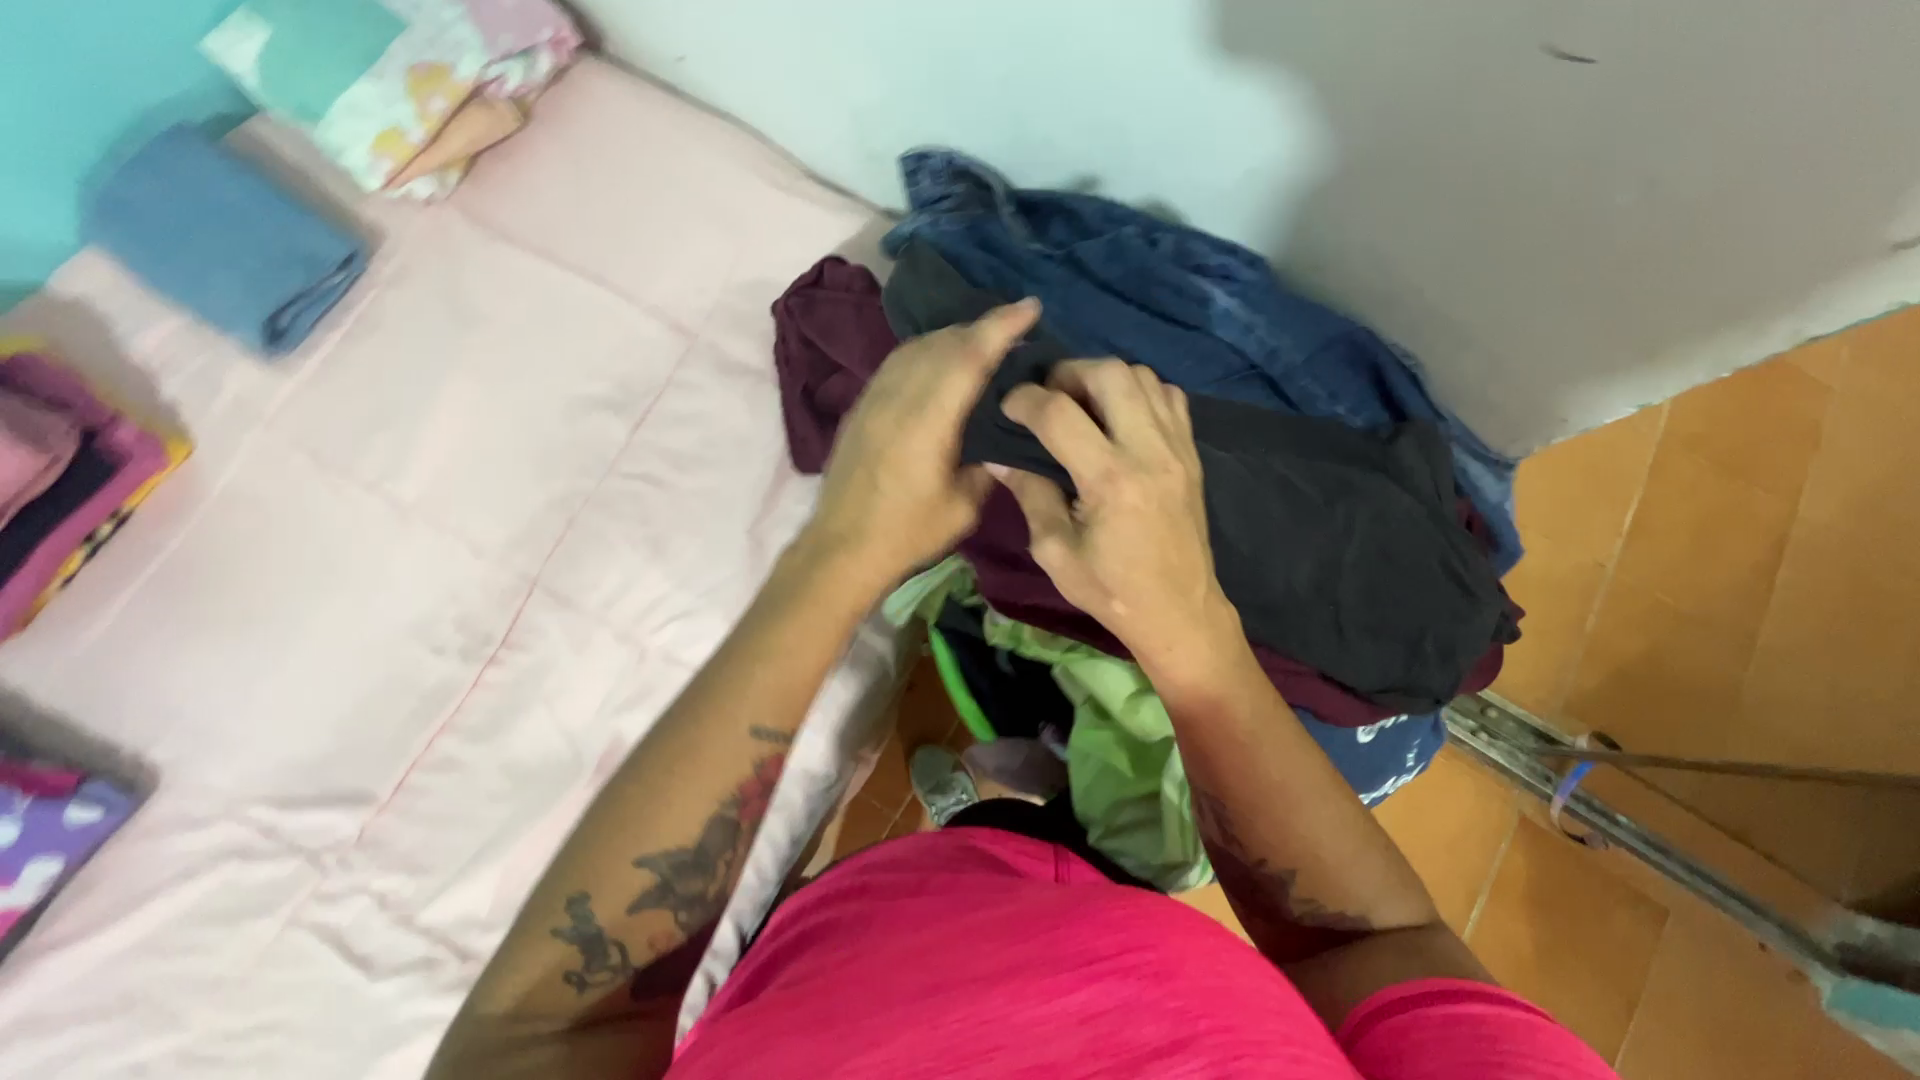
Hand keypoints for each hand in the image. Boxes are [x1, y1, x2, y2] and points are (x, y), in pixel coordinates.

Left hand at [804, 298, 1041, 586]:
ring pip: (916, 348)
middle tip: (1015, 327)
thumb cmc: (906, 533)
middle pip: (943, 343)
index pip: (969, 356)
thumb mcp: (962, 506)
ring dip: (952, 337)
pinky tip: (939, 363)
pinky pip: (898, 362)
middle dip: (981, 327)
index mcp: (928, 419)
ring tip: (981, 341)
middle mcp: (898, 396)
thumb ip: (985, 467)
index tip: (1030, 307)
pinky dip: (926, 352)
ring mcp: (874, 398)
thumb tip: (998, 443)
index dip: (1001, 326)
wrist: (840, 547)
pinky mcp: (861, 407)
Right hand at [995, 360, 1241, 672]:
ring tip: (1081, 404)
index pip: (1059, 413)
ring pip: (1143, 376)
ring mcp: (1177, 449)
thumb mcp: (1055, 552)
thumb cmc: (1111, 591)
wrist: (1179, 612)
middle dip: (1068, 374)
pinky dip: (1140, 393)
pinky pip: (1169, 397)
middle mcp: (1149, 452)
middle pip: (1109, 374)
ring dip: (1104, 379)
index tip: (1008, 407)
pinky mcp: (1192, 454)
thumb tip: (1000, 457)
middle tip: (1048, 397)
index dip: (1025, 400)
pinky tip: (1119, 417)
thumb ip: (1031, 495)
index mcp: (1110, 481)